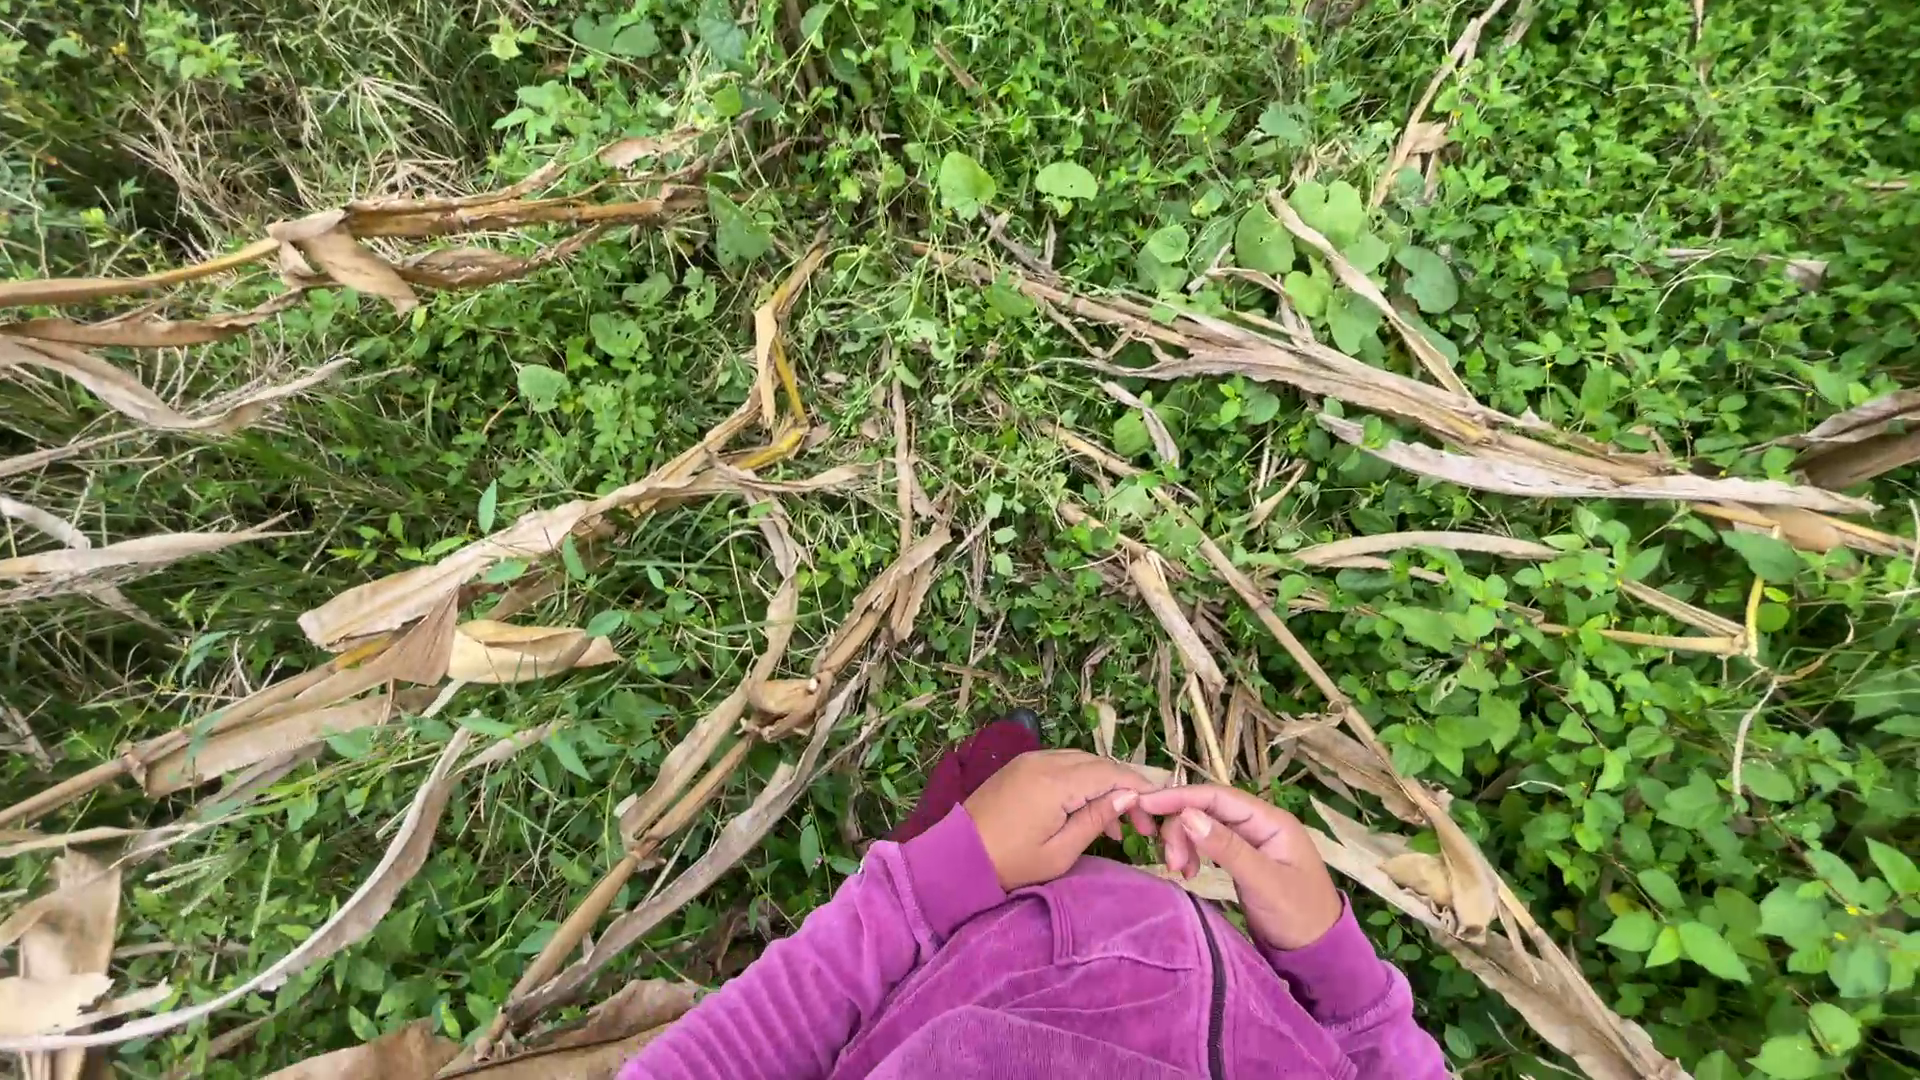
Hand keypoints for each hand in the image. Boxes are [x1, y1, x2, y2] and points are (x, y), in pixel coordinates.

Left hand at [963, 750, 1159, 889]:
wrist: (957, 855)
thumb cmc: (1010, 862)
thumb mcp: (1060, 852)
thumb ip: (1095, 819)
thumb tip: (1128, 797)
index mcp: (1055, 781)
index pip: (1110, 772)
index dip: (1138, 789)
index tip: (1155, 814)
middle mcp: (1044, 760)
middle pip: (1097, 763)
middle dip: (1123, 788)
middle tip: (1139, 825)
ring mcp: (1030, 759)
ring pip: (1081, 761)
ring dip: (1102, 785)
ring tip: (1116, 826)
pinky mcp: (1021, 765)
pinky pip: (1061, 764)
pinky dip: (1080, 782)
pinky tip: (1087, 810)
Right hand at [1135, 785, 1341, 949]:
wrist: (1320, 957)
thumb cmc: (1299, 917)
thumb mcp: (1263, 882)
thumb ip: (1227, 848)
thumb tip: (1186, 815)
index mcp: (1270, 820)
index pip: (1218, 796)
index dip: (1181, 797)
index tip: (1146, 804)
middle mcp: (1258, 823)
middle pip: (1207, 809)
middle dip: (1181, 828)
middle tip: (1172, 862)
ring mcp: (1249, 840)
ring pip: (1203, 825)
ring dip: (1185, 842)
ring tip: (1180, 871)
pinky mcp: (1241, 857)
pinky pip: (1208, 843)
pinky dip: (1193, 853)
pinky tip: (1189, 872)